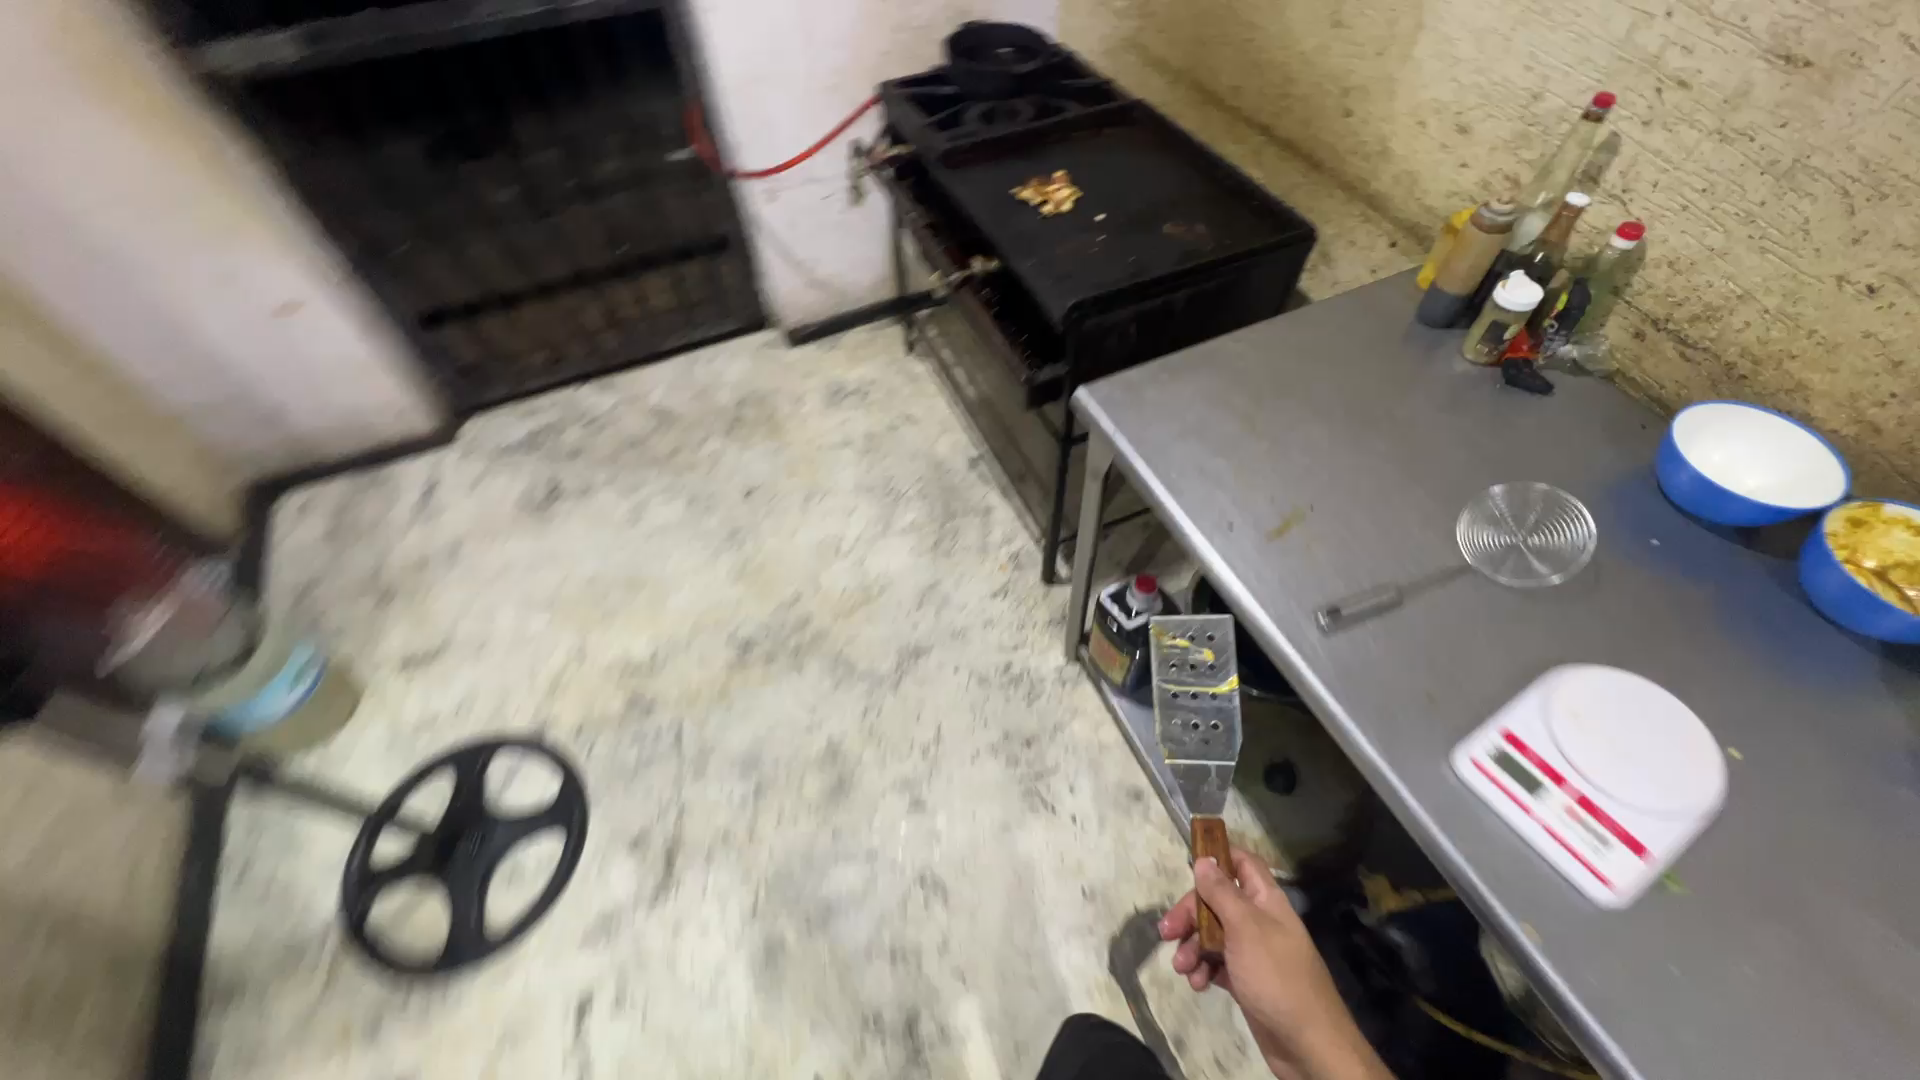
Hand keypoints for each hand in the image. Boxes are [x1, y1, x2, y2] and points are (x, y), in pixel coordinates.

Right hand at [1159, 848, 1392, 1079]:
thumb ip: (1221, 893)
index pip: (1242, 863)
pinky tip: (1197, 984)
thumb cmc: (1276, 976)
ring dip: (1192, 947)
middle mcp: (1259, 921)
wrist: (1308, 1045)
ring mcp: (1253, 952)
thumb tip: (1204, 859)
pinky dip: (1203, 969)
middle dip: (1190, 914)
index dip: (1218, 857)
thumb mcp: (1245, 928)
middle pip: (1217, 901)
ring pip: (1212, 934)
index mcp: (1265, 900)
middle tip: (1168, 931)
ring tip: (1182, 968)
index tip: (1190, 862)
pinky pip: (1216, 963)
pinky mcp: (1246, 980)